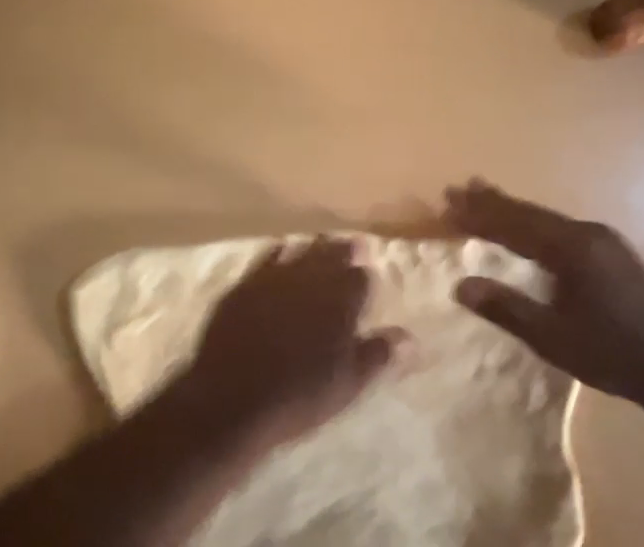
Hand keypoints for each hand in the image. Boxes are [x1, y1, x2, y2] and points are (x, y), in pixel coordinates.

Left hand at [179, 238, 405, 447]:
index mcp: (341, 302)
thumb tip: (412, 338)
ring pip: (301, 250)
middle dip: (344, 250)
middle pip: (332, 254)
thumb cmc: (298, 397)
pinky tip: (282, 253)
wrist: (231, 398)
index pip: (361, 278)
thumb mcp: (348, 384)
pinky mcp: (245, 285)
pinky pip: (268, 257)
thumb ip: (379, 355)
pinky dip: (281, 253)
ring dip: (315, 248)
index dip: (367, 275)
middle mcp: (310, 280)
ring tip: (323, 244)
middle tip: (354, 244)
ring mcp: (274, 278)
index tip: (370, 270)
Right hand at [446, 178, 643, 405]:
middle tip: (456, 189)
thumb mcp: (552, 337)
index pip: (513, 224)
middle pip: (528, 212)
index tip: (447, 204)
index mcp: (569, 247)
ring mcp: (602, 240)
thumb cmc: (612, 352)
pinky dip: (532, 221)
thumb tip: (460, 286)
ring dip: (511, 208)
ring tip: (482, 194)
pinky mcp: (611, 252)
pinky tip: (525, 225)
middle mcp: (585, 233)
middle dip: (491, 202)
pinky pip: (560, 227)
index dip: (478, 215)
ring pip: (545, 217)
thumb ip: (506, 308)